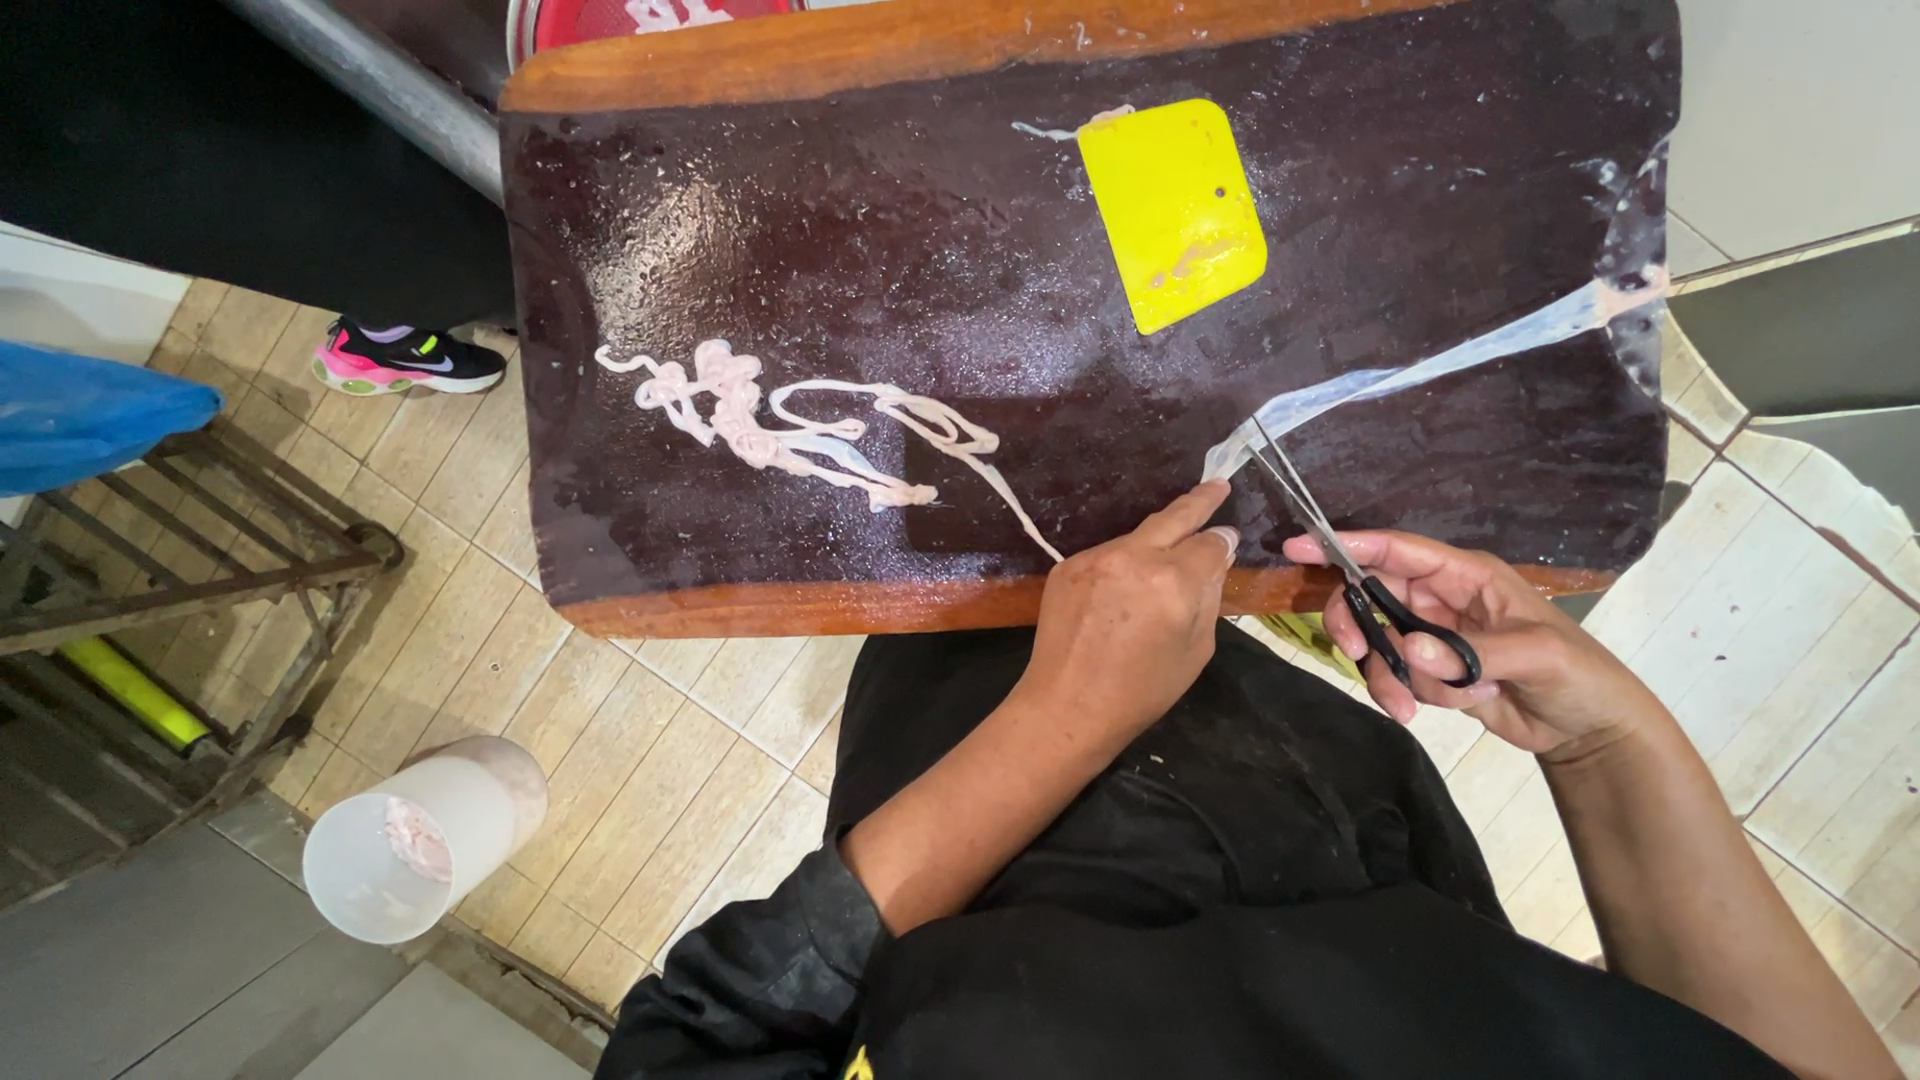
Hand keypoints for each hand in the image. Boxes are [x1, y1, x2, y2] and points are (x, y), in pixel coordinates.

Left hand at [1010, 480, 1238, 745]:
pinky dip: (1121, 566)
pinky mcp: (1067, 565)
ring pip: (1136, 538)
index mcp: (1174, 582)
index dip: (1222, 543)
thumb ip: (1208, 596)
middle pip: (1173, 517)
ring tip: (1162, 567)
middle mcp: (1134, 558)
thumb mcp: (1196, 650)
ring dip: (1154, 545)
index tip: (1228, 539)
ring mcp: (1095, 558)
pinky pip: (1107, 556)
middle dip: (1199, 500)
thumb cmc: (1142, 690)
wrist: (1067, 704)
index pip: (1210, 543)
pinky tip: (1121, 593)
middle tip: (1216, 485)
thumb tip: (1215, 558)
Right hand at [1282, 530, 1661, 757]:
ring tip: (1409, 707)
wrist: (1588, 731)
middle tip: (1351, 649)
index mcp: (1463, 575)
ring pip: (1372, 641)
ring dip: (1382, 673)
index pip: (1396, 550)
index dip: (1348, 544)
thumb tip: (1408, 651)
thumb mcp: (1538, 655)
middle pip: (1367, 595)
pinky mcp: (1424, 670)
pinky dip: (1397, 693)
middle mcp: (1436, 599)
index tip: (1299, 545)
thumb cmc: (1578, 675)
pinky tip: (1425, 712)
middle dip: (1354, 623)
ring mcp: (1427, 635)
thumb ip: (1472, 652)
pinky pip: (1387, 674)